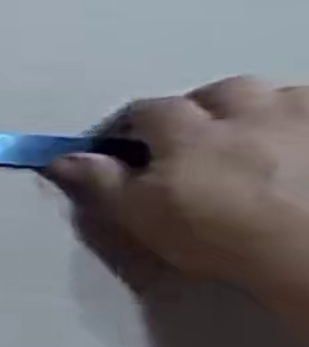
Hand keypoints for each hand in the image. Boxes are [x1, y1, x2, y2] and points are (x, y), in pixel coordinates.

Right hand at [48, 77, 308, 305]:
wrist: (308, 255)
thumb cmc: (215, 236)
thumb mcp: (138, 213)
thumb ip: (101, 180)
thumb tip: (63, 158)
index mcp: (191, 134)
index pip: (150, 109)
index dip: (129, 122)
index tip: (118, 143)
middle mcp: (252, 115)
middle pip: (222, 91)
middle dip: (201, 107)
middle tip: (190, 135)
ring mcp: (307, 122)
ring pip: (281, 94)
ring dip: (259, 109)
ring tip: (250, 137)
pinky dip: (301, 121)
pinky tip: (293, 144)